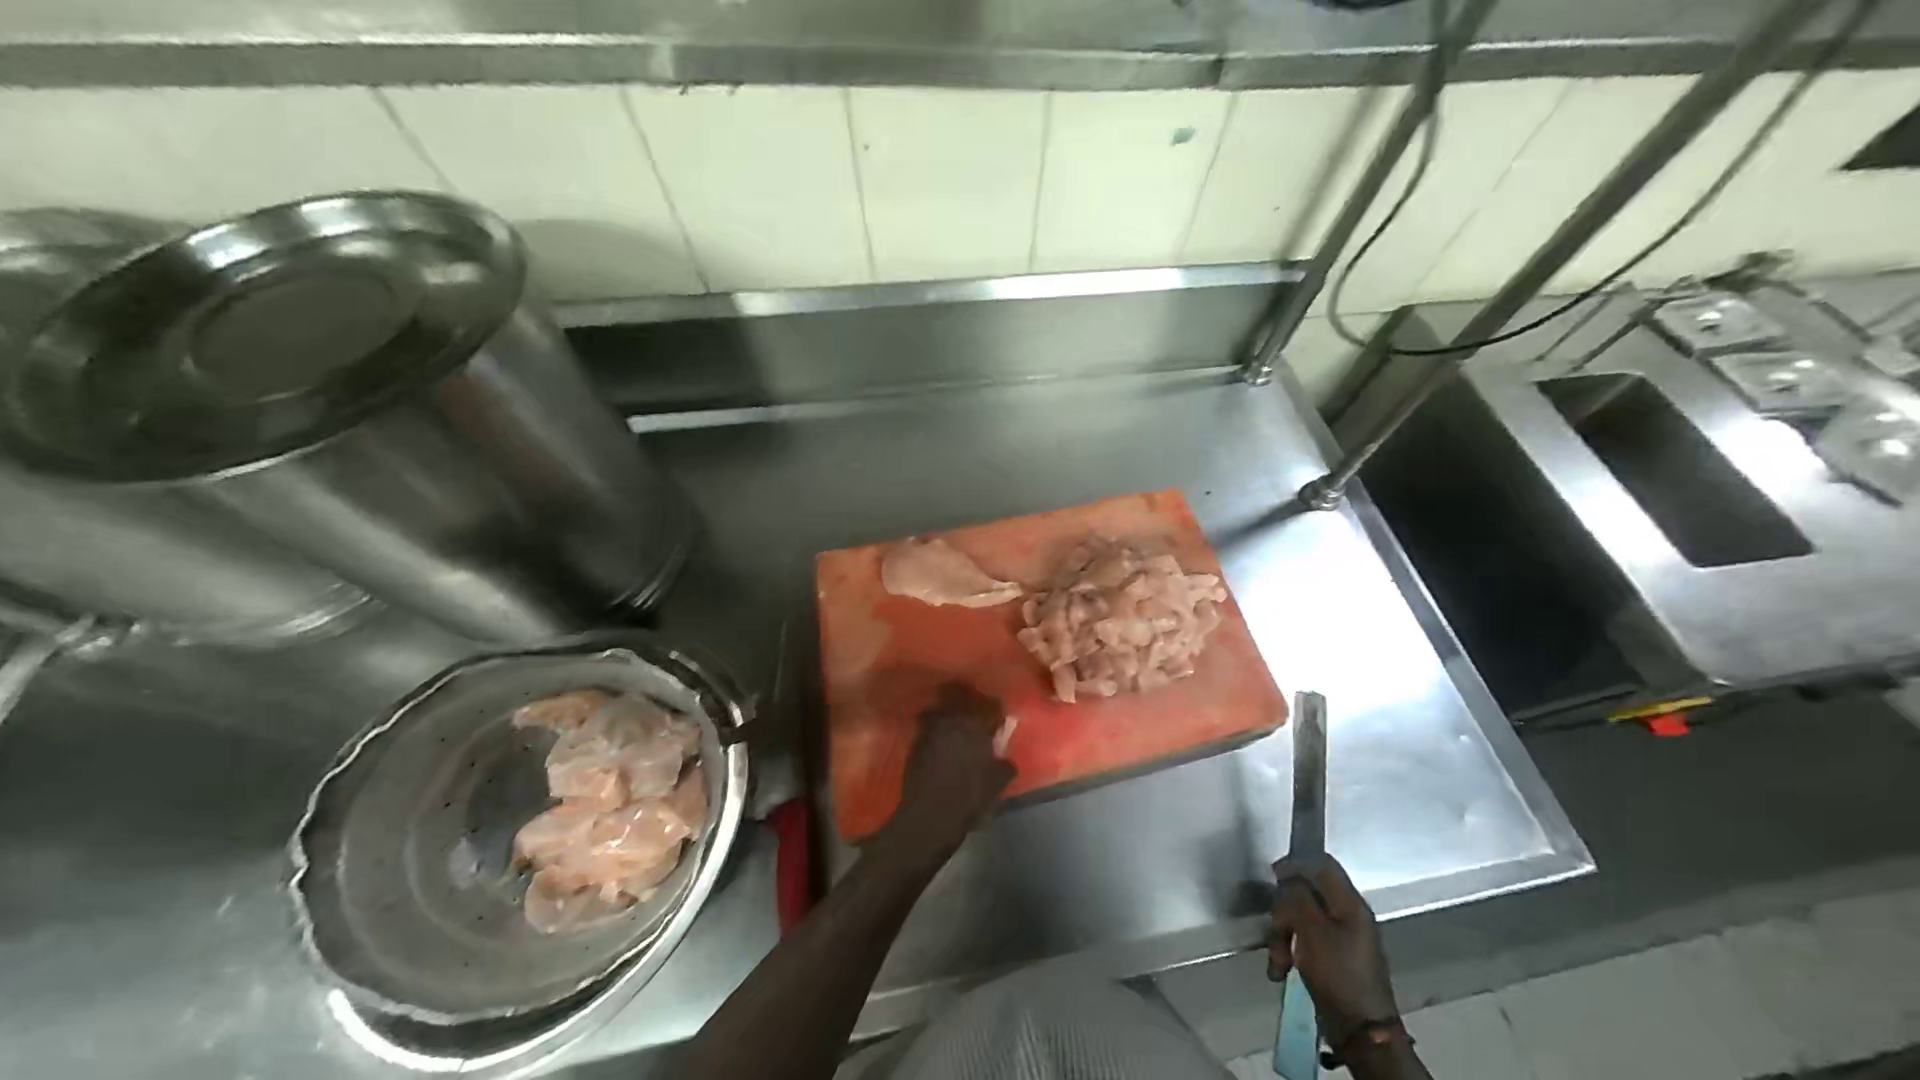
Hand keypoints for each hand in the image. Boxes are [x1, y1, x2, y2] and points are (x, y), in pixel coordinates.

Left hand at [883, 683, 1015, 855]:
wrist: (930, 815)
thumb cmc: (969, 798)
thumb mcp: (997, 784)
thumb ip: (1005, 766)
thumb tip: (1005, 760)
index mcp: (976, 727)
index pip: (990, 704)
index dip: (994, 706)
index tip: (997, 713)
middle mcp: (952, 720)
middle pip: (960, 694)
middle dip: (968, 695)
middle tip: (973, 703)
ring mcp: (930, 729)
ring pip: (939, 705)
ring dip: (946, 706)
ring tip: (952, 715)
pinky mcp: (915, 741)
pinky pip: (926, 722)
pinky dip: (932, 723)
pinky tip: (937, 734)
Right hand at [1266, 856, 1398, 1044]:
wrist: (1360, 1031)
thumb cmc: (1338, 975)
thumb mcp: (1312, 930)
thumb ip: (1297, 897)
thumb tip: (1287, 876)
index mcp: (1350, 904)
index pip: (1323, 863)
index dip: (1296, 863)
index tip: (1274, 876)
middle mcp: (1347, 916)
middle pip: (1305, 892)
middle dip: (1284, 911)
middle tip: (1278, 929)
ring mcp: (1340, 937)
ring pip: (1300, 918)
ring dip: (1282, 936)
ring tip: (1279, 960)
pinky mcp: (1332, 957)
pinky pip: (1303, 940)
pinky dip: (1289, 951)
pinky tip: (1282, 969)